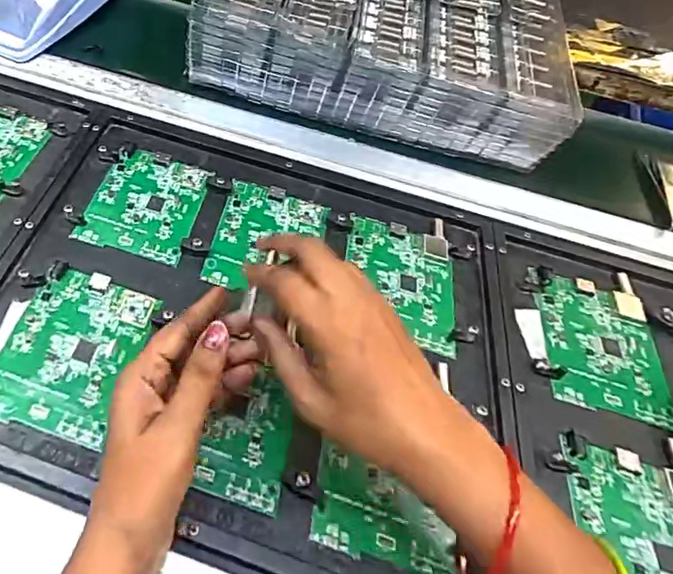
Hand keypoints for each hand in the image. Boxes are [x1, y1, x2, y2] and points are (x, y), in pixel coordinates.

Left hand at [69, 287, 262, 573]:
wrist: (131, 541)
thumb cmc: (142, 486)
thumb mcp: (177, 425)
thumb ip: (199, 377)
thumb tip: (216, 333)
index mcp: (140, 378)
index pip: (175, 331)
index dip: (202, 310)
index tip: (226, 291)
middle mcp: (149, 387)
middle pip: (189, 349)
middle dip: (221, 336)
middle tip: (255, 323)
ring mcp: (162, 407)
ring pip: (198, 371)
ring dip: (226, 360)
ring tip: (258, 349)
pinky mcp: (174, 427)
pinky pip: (201, 394)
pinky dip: (222, 385)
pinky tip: (244, 377)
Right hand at [245, 236, 613, 573]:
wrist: (427, 429)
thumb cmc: (367, 423)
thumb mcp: (311, 400)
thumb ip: (280, 355)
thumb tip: (261, 325)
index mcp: (327, 320)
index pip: (284, 279)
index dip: (260, 272)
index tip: (245, 273)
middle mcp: (349, 298)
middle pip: (311, 248)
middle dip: (283, 242)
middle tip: (262, 249)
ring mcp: (370, 298)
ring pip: (333, 256)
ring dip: (307, 253)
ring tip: (286, 269)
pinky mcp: (384, 305)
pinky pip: (349, 272)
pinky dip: (327, 267)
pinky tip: (318, 290)